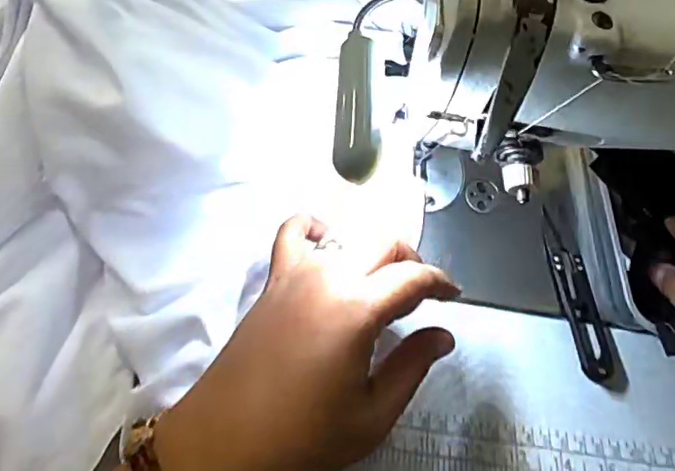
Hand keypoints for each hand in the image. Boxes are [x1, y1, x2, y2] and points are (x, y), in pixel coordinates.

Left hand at [151, 215, 460, 470]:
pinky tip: (328, 240)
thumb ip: (412, 367)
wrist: (220, 448)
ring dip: (375, 252)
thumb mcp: (369, 417)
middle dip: (412, 263)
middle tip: (420, 295)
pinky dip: (315, 226)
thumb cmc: (297, 439)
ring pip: (352, 236)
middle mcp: (331, 276)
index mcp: (357, 308)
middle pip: (387, 244)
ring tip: (381, 282)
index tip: (453, 295)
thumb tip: (443, 336)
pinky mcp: (274, 279)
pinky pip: (295, 232)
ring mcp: (298, 272)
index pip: (414, 277)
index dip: (441, 282)